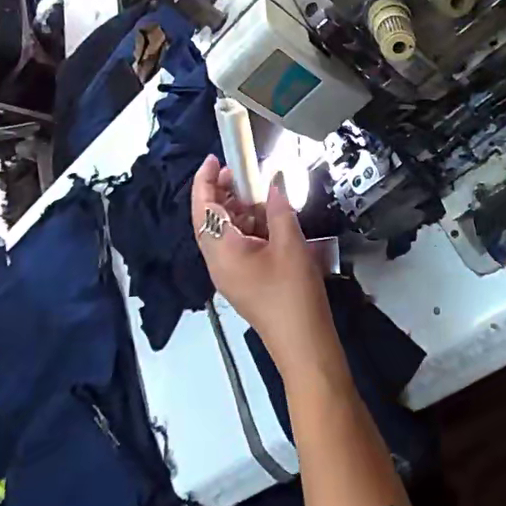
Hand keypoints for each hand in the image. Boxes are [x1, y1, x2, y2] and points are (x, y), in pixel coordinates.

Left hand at [190, 154, 336, 374]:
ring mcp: (228, 275)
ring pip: (223, 233)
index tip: (214, 160)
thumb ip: (279, 209)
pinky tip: (267, 220)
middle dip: (221, 193)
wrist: (302, 344)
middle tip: (240, 173)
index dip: (205, 181)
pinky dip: (246, 228)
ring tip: (258, 193)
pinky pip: (236, 247)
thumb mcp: (290, 244)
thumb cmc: (293, 295)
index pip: (203, 208)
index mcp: (221, 251)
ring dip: (236, 210)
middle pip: (209, 220)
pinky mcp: (242, 283)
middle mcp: (217, 262)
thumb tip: (273, 186)